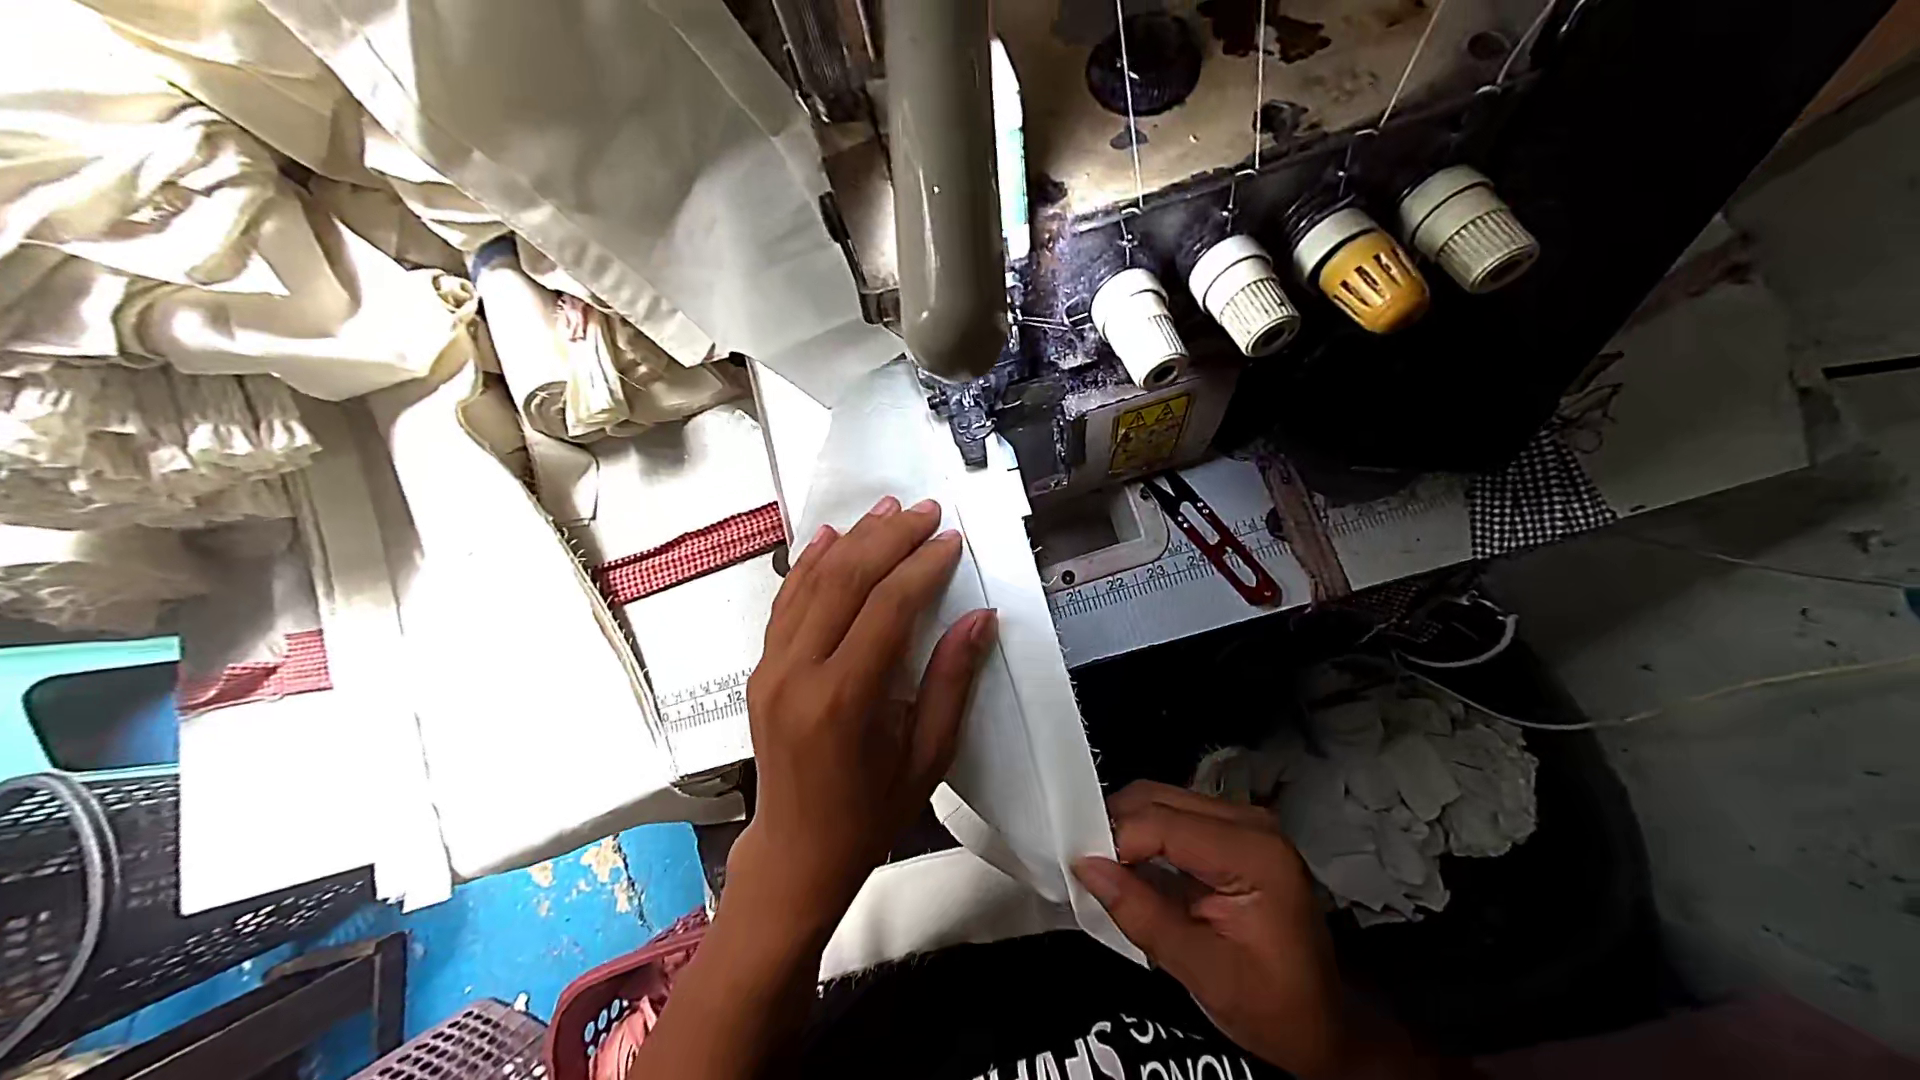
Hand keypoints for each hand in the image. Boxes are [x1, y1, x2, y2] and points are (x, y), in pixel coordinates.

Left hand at [732, 495, 996, 934]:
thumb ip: (953, 681)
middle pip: (846, 581)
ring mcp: (770, 668)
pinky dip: (808, 565)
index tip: (950, 542)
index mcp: (843, 700)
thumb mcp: (927, 757)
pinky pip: (785, 602)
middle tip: (924, 512)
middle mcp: (797, 674)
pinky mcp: (761, 669)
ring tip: (886, 511)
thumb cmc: (869, 814)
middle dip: (890, 539)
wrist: (796, 850)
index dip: (923, 567)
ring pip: (811, 583)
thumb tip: (980, 618)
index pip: (887, 607)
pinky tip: (830, 538)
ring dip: (852, 540)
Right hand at [1073, 782, 1414, 1079]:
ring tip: (1103, 868)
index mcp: (1254, 853)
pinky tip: (1128, 865)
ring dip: (1124, 828)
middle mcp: (1249, 821)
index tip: (1081, 870)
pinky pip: (1171, 814)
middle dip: (1114, 827)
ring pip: (1159, 800)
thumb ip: (1143, 915)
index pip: (1163, 824)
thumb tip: (1086, 867)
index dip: (1115, 841)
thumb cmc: (1275, 1007)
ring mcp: (1241, 821)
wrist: (1324, 1024)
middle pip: (1158, 799)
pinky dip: (1142, 834)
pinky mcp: (1230, 830)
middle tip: (1086, 867)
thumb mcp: (1205, 973)